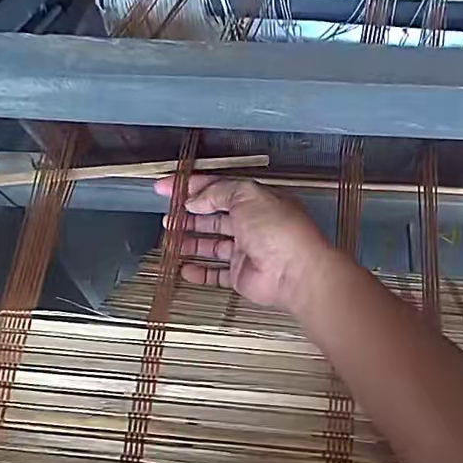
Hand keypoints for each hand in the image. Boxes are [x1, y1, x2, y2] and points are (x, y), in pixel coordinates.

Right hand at [154, 175, 339, 310]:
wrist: (296, 271)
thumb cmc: (278, 229)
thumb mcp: (247, 195)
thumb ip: (218, 193)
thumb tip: (195, 199)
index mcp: (257, 201)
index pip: (220, 189)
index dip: (192, 186)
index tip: (166, 186)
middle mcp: (253, 225)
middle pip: (215, 217)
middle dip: (190, 215)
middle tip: (166, 215)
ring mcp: (248, 252)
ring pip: (214, 245)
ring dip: (191, 241)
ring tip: (169, 237)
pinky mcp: (243, 276)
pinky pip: (217, 274)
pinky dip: (200, 272)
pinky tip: (184, 268)